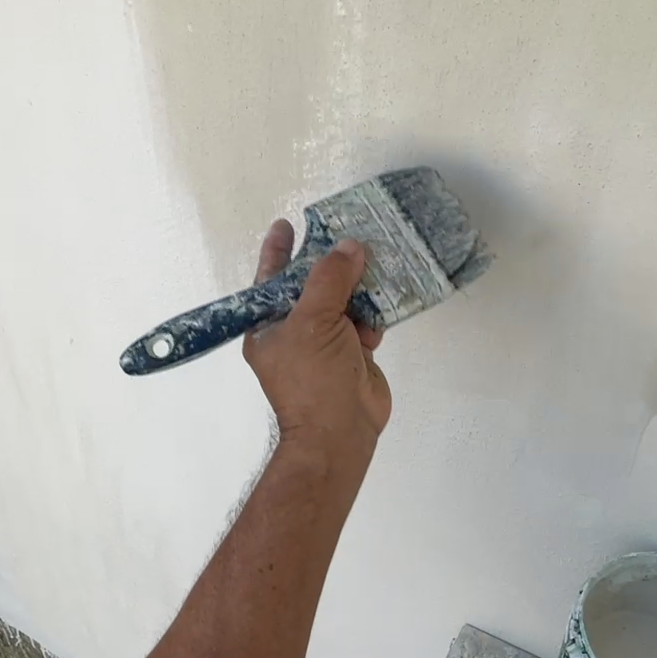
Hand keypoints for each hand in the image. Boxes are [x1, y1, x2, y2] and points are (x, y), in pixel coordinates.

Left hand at [242, 219, 391, 449]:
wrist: (340, 433)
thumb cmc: (312, 379)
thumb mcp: (313, 321)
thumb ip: (329, 279)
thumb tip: (348, 247)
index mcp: (269, 325)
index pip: (271, 279)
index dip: (278, 250)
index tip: (286, 223)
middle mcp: (295, 330)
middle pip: (313, 285)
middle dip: (331, 261)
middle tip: (349, 229)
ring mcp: (326, 342)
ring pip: (343, 300)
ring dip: (359, 282)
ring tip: (376, 252)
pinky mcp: (354, 352)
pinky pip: (365, 319)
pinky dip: (376, 308)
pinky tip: (388, 292)